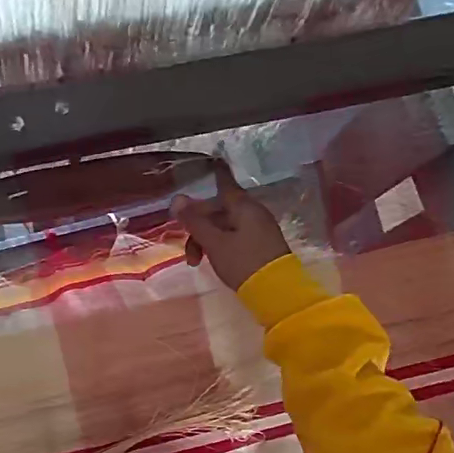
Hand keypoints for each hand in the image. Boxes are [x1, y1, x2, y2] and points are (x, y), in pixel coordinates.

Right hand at [171, 162, 291, 290]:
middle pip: (218, 209)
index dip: (214, 173)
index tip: (209, 160)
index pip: (224, 182)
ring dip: (206, 240)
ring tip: (197, 263)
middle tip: (187, 249)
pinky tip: (213, 260)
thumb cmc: (243, 262)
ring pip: (224, 226)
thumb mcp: (214, 243)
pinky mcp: (259, 245)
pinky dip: (219, 245)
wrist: (276, 292)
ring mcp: (258, 229)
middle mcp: (252, 212)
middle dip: (198, 225)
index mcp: (243, 206)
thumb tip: (177, 199)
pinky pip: (233, 237)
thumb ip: (195, 221)